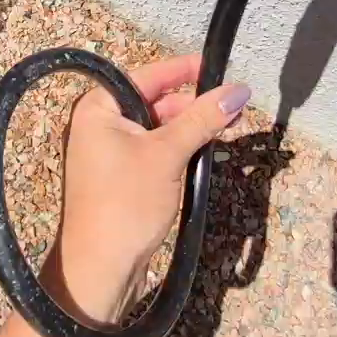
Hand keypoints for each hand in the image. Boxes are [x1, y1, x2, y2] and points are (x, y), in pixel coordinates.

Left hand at [52, 54, 249, 320]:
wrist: (100, 270)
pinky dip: (178, 148)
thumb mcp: (168, 154)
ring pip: (156, 127)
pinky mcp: (119, 175)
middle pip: (153, 100)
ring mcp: (108, 150)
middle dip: (192, 104)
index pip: (147, 75)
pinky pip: (153, 149)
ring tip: (226, 129)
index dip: (183, 69)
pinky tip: (205, 153)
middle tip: (231, 107)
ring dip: (189, 128)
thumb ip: (202, 119)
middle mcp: (99, 123)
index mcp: (99, 107)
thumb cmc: (125, 204)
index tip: (215, 66)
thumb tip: (237, 91)